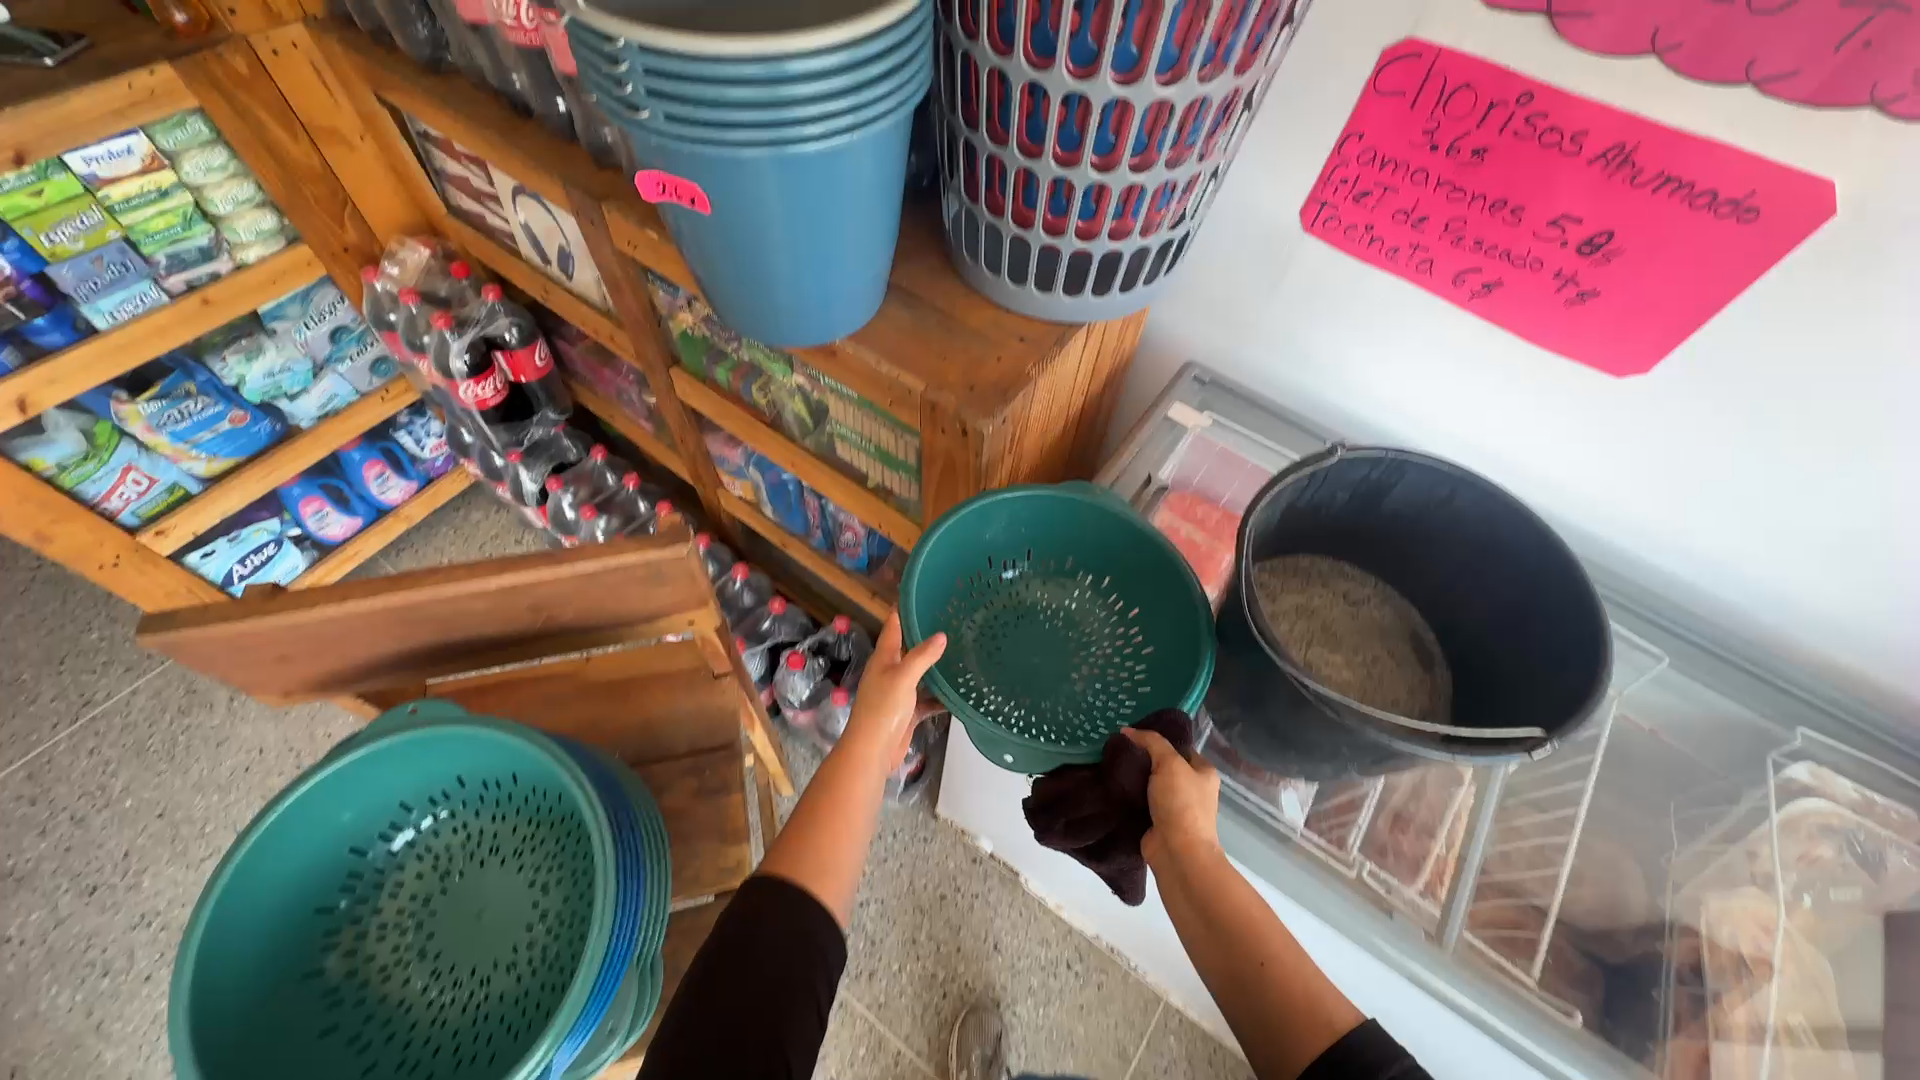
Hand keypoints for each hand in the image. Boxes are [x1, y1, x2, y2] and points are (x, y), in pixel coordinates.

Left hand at [839, 611, 945, 773]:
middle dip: (926, 637)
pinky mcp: (909, 712)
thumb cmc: (883, 709)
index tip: (918, 594)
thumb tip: (941, 635)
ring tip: (961, 652)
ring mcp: (900, 692)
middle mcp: (890, 672)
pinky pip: (928, 699)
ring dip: (937, 667)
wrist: (873, 751)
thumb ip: (922, 656)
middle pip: (909, 649)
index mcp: (884, 658)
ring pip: (921, 675)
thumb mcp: (902, 677)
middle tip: (950, 621)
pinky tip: (959, 692)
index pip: (893, 627)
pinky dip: (941, 697)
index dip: (903, 610)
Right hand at [1123, 727, 1221, 866]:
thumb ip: (1151, 742)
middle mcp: (1192, 788)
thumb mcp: (1169, 763)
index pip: (1180, 747)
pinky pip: (1140, 802)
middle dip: (1142, 758)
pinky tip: (1111, 785)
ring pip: (1150, 784)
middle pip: (1163, 765)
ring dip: (1133, 778)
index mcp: (1203, 772)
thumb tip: (1126, 730)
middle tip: (1117, 747)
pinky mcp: (1157, 822)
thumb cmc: (1181, 803)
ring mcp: (1175, 807)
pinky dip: (1128, 796)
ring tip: (1109, 763)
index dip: (1158, 739)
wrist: (1177, 852)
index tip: (1133, 733)